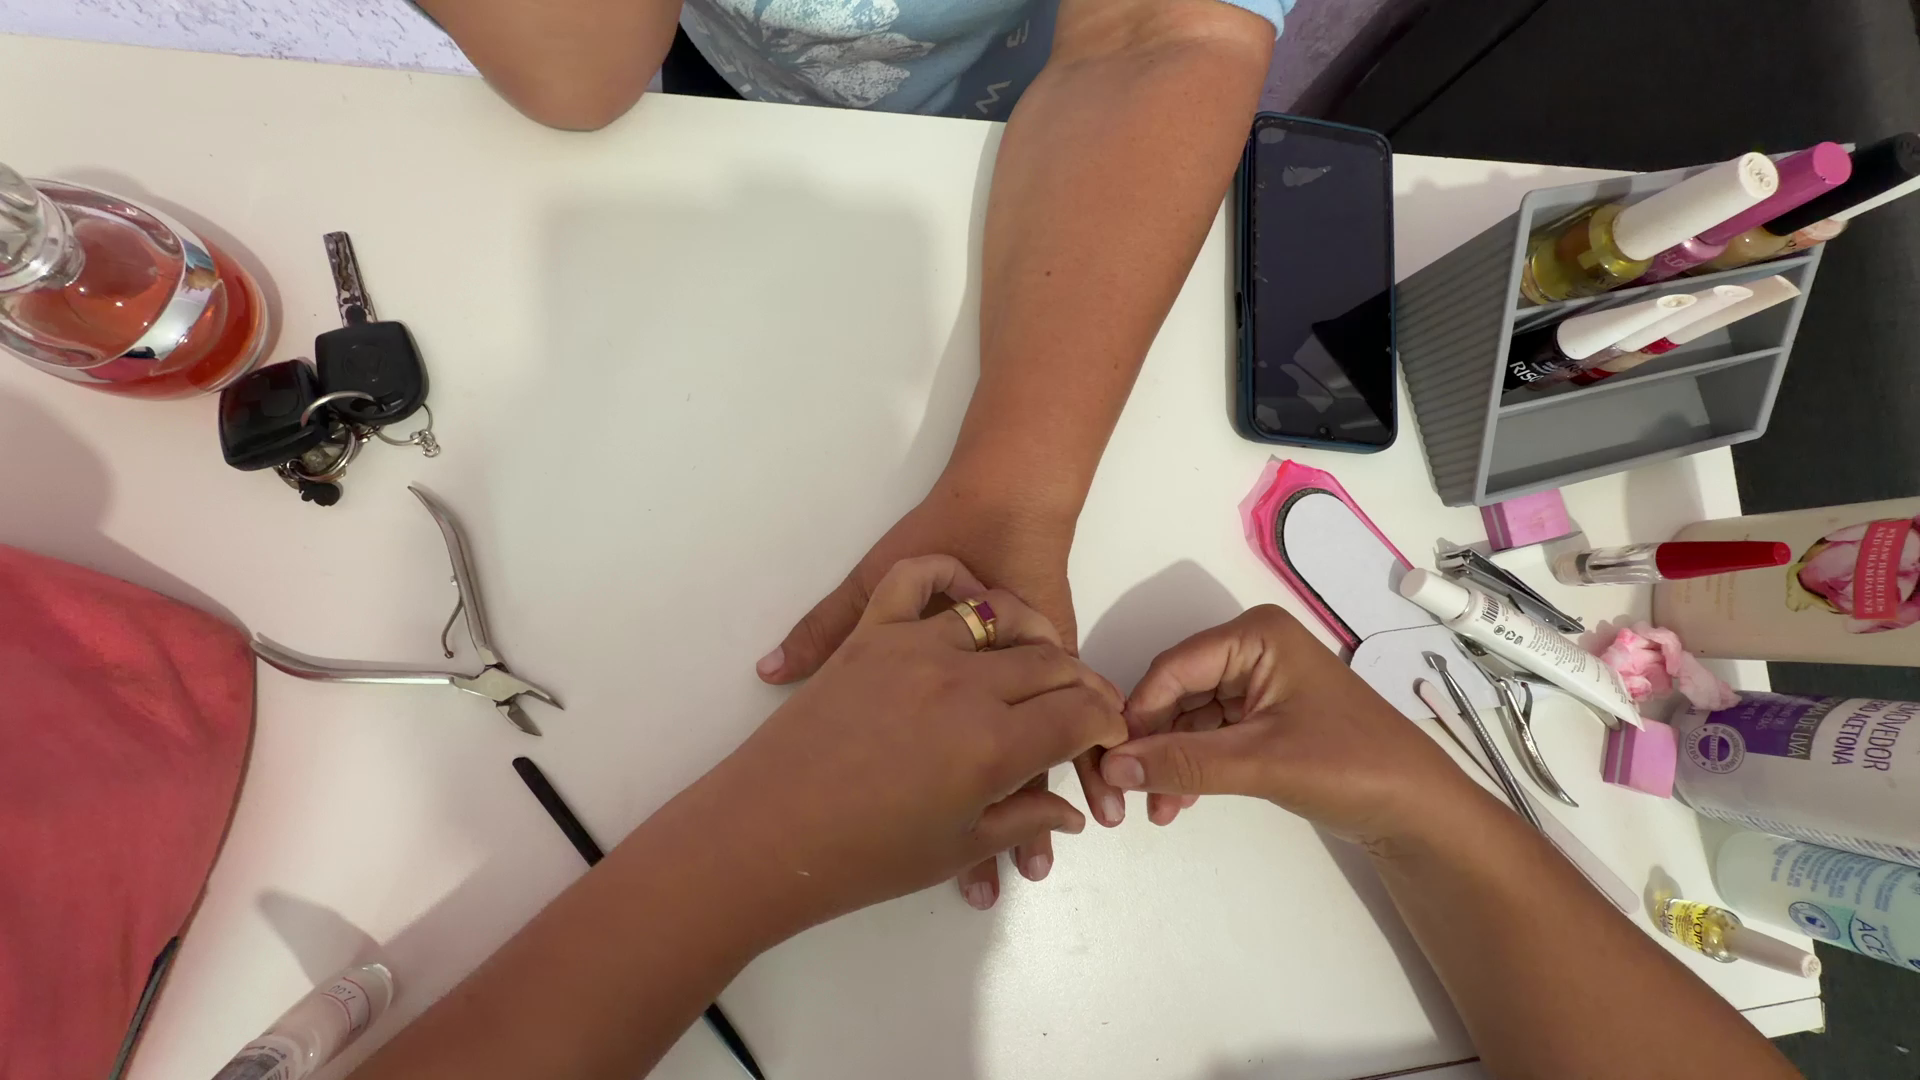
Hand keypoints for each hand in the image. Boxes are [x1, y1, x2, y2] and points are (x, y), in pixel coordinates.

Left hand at [704, 555, 1126, 924]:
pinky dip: (948, 575)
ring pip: (1000, 617)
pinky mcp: (871, 631)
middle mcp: (963, 685)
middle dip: (1080, 684)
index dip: (1105, 724)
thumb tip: (1070, 810)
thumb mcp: (954, 849)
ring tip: (1039, 657)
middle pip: (1050, 663)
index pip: (1078, 717)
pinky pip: (919, 580)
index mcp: (992, 746)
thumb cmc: (863, 858)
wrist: (764, 834)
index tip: (1108, 734)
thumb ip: (1023, 821)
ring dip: (1032, 633)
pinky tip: (967, 593)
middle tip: (1083, 705)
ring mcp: (914, 648)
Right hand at [1099, 606, 1480, 848]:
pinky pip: (1209, 736)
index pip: (1172, 669)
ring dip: (1169, 762)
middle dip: (1152, 744)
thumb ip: (1182, 763)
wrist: (1422, 816)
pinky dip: (1191, 767)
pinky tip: (1176, 803)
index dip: (1138, 715)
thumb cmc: (1351, 768)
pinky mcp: (1261, 717)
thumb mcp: (1260, 763)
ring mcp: (1256, 684)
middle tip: (1126, 793)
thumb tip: (1111, 769)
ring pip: (1188, 719)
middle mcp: (1250, 650)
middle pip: (1176, 694)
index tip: (1109, 762)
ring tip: (1153, 809)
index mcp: (1254, 636)